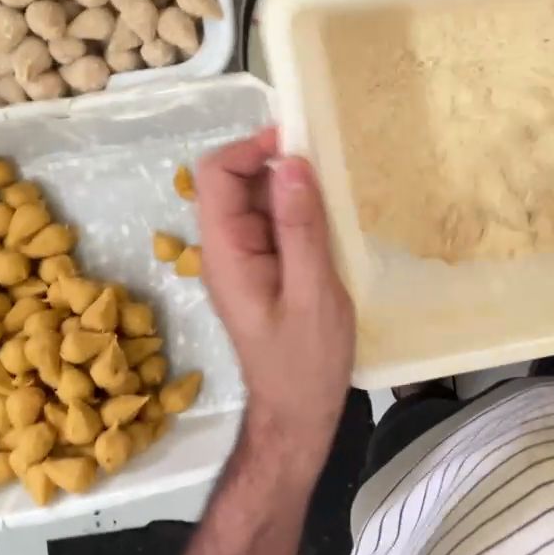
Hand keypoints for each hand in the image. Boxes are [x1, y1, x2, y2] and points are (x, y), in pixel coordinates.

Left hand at [194, 128, 355, 445]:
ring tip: (337, 189)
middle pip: (235, 183)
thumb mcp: (312, 292)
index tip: (300, 141)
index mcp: (226, 253)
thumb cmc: (306, 361)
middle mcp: (226, 249)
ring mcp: (244, 260)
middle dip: (277, 163)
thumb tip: (291, 163)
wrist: (298, 413)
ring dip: (292, 186)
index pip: (216, 176)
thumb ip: (300, 228)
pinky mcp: (264, 269)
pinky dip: (299, 210)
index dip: (251, 148)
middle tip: (329, 164)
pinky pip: (274, 224)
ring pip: (257, 201)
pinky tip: (332, 218)